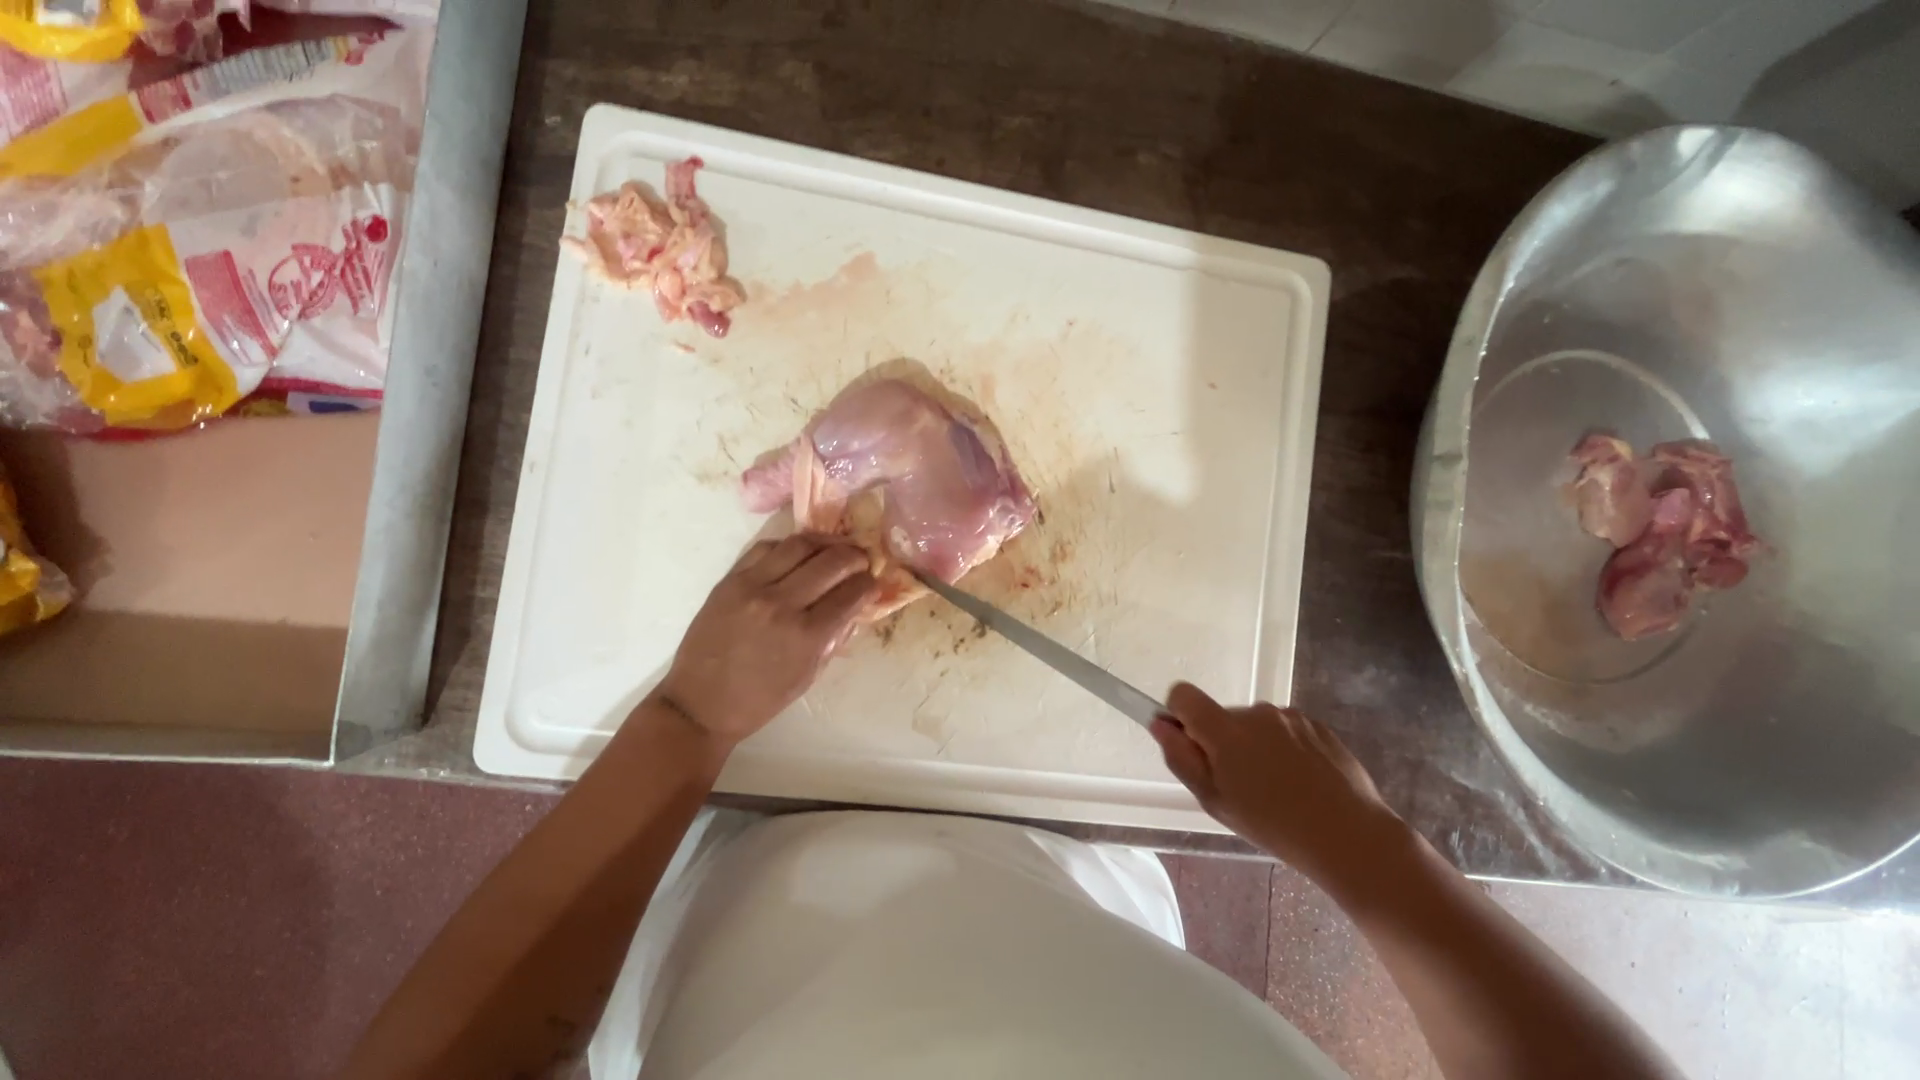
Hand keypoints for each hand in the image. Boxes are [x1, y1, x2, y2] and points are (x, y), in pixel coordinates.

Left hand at [654, 534, 875, 746]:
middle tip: (862, 561)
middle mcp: (781, 604)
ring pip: (800, 545)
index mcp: (805, 636)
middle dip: (855, 557)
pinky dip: (790, 547)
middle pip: (832, 561)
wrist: (700, 703)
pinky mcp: (730, 580)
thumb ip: (834, 638)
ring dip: (826, 543)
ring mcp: (752, 587)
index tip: (873, 583)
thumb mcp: (808, 676)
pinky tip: (800, 554)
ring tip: (835, 549)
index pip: (851, 593)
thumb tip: (855, 606)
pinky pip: (767, 548)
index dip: (869, 584)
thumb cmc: (760, 700)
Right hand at [1152, 683, 1407, 888]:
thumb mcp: (1213, 800)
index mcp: (1225, 729)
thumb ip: (1181, 758)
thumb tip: (1161, 725)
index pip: (1183, 695)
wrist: (1349, 835)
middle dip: (1221, 742)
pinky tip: (1300, 783)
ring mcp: (1290, 717)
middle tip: (1239, 786)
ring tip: (1275, 789)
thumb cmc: (1272, 825)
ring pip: (1255, 725)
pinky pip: (1285, 730)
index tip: (1192, 747)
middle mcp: (1256, 712)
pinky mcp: (1318, 726)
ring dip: (1254, 747)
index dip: (1179, 716)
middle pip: (1221, 716)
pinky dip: (1284, 750)